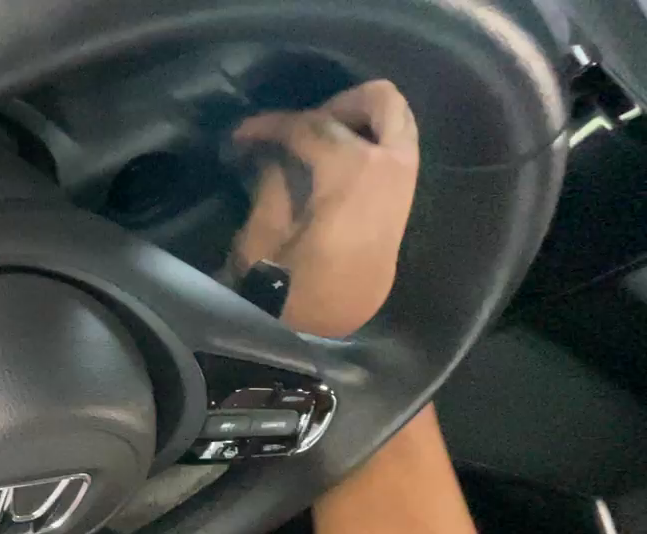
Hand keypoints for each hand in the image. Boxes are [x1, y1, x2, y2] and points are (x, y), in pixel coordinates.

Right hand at [231, 80, 420, 337]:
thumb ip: (272, 185)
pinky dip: (363, 140)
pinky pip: (391, 142)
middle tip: (292, 131)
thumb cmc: (291, 286)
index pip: (311, 126)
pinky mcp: (403, 191)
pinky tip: (327, 164)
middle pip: (375, 99)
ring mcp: (404, 174)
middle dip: (330, 107)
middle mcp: (390, 161)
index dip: (271, 125)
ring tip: (308, 147)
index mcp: (351, 171)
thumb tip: (271, 155)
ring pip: (391, 117)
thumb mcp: (263, 237)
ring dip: (351, 122)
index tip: (241, 134)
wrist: (337, 322)